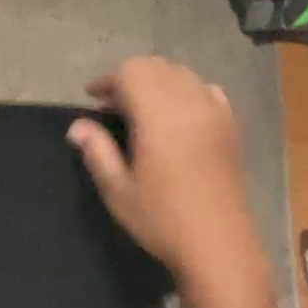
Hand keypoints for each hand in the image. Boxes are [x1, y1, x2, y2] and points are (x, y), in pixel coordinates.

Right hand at [66, 57, 254, 274]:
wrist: (216, 240)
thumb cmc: (160, 219)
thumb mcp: (118, 190)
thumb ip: (98, 152)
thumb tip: (77, 127)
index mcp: (158, 115)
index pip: (131, 72)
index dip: (107, 80)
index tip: (91, 98)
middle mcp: (189, 100)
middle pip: (157, 67)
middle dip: (130, 78)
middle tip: (111, 106)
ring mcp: (214, 109)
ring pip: (182, 75)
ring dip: (156, 82)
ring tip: (140, 111)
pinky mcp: (230, 123)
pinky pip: (204, 89)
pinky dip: (184, 92)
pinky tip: (175, 117)